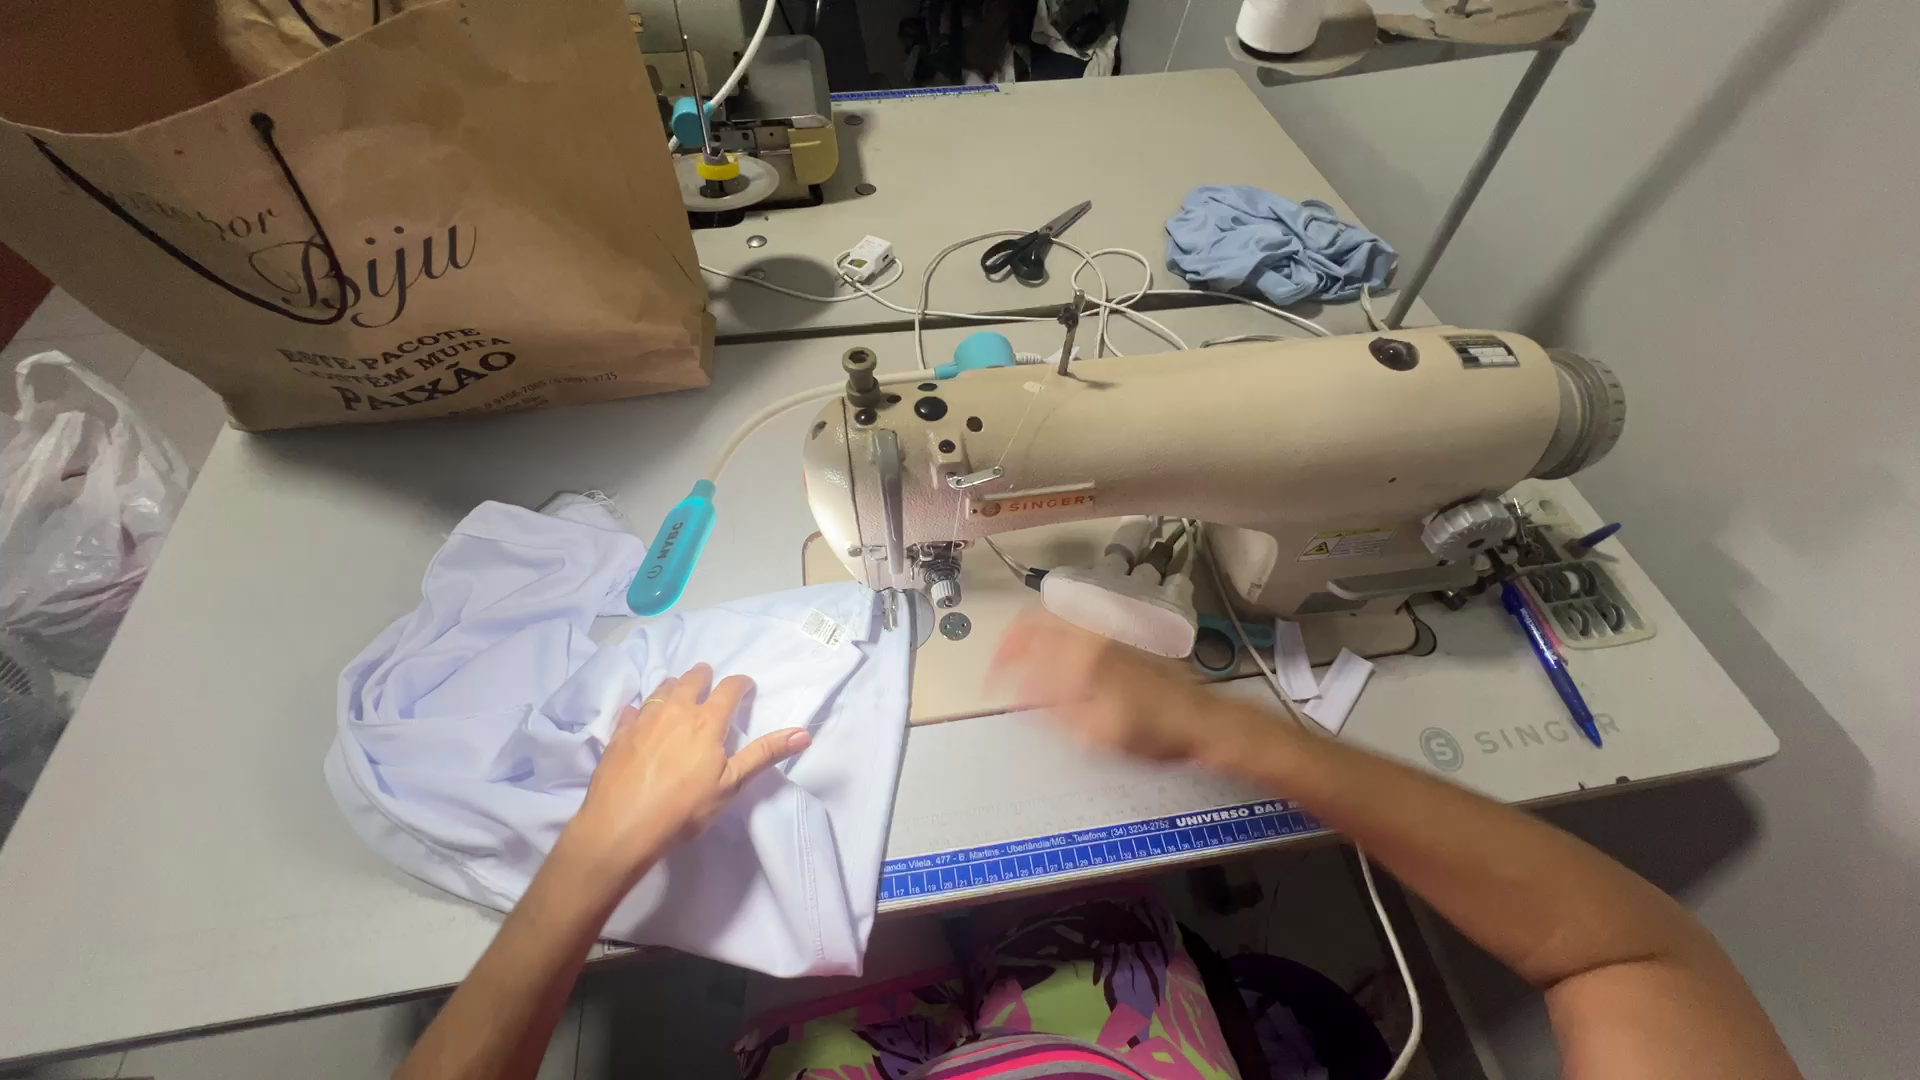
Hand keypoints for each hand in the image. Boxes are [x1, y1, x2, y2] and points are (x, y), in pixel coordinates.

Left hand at [562, 664, 809, 880]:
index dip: (741, 684)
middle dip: (704, 676)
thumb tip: (804, 733)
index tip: (746, 687)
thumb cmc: (683, 809)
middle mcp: (676, 711)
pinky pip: (632, 710)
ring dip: (674, 686)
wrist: (620, 829)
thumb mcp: (731, 784)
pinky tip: (640, 715)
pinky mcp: (618, 734)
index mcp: (707, 720)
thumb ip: (765, 754)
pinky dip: (642, 708)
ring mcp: (644, 720)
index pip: (729, 688)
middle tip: (709, 679)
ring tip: (679, 691)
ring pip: (661, 689)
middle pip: (692, 679)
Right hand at [989, 611, 1280, 766]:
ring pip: (1054, 619)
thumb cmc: (1154, 730)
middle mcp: (1092, 634)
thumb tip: (1018, 693)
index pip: (1023, 644)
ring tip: (1021, 660)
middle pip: (1035, 620)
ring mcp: (1107, 632)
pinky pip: (1075, 627)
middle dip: (1010, 641)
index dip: (998, 664)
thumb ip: (1049, 709)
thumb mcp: (1093, 732)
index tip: (989, 681)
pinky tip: (1054, 658)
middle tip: (999, 664)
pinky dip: (1053, 637)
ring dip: (1030, 636)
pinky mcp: (1119, 637)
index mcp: (1080, 655)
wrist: (1200, 719)